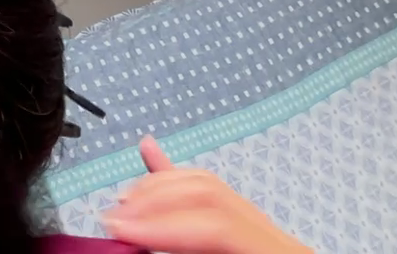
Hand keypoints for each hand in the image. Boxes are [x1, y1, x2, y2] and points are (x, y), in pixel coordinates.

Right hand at [105, 137, 310, 253]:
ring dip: (158, 189)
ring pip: (208, 187)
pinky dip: (174, 180)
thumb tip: (136, 250)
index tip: (119, 230)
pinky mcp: (257, 238)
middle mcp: (282, 243)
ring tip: (125, 207)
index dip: (162, 224)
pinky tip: (151, 153)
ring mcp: (271, 236)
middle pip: (209, 194)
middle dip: (153, 200)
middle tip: (114, 219)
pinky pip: (212, 197)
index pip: (218, 225)